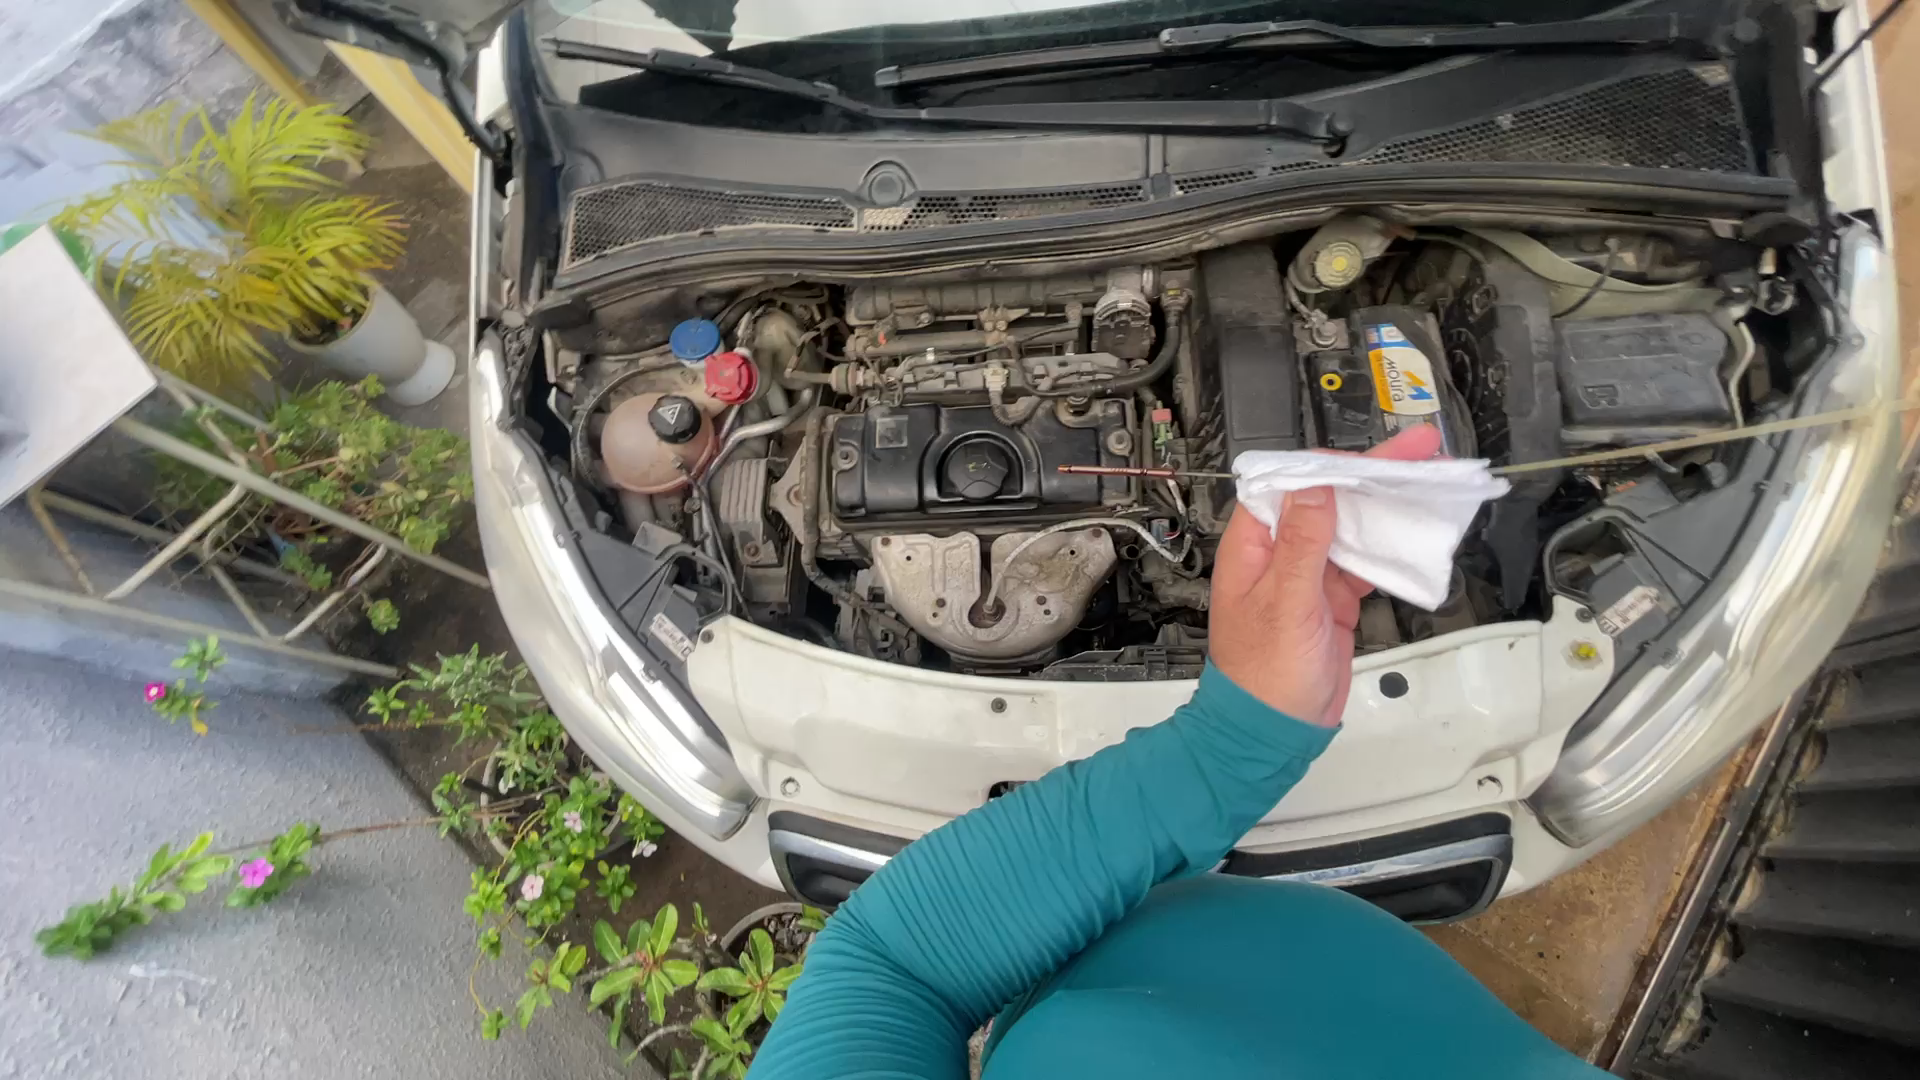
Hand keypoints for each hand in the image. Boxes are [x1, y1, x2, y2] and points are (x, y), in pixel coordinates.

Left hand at [1208, 426, 1445, 725]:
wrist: (1274, 726)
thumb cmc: (1262, 673)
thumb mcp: (1284, 603)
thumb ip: (1301, 545)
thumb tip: (1315, 488)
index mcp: (1251, 547)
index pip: (1287, 486)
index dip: (1329, 464)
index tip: (1373, 453)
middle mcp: (1277, 553)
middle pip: (1324, 500)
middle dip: (1369, 476)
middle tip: (1420, 453)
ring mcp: (1306, 575)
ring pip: (1348, 528)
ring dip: (1384, 507)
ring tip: (1429, 484)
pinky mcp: (1331, 597)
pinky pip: (1362, 561)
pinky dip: (1389, 548)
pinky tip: (1417, 533)